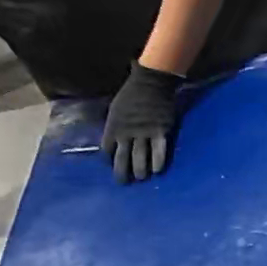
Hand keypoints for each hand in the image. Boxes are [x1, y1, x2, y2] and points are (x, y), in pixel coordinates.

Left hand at [101, 61, 182, 183]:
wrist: (151, 82)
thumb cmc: (131, 94)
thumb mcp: (115, 109)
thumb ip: (114, 125)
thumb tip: (113, 139)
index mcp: (113, 127)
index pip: (107, 150)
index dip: (109, 160)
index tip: (112, 165)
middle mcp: (126, 134)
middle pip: (122, 159)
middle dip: (121, 173)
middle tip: (124, 183)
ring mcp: (144, 133)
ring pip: (140, 158)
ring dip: (140, 171)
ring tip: (141, 178)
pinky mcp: (160, 132)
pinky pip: (159, 151)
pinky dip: (158, 162)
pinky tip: (158, 171)